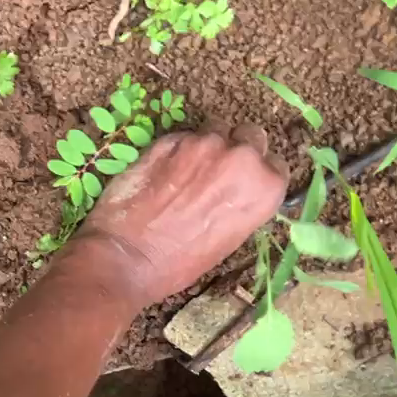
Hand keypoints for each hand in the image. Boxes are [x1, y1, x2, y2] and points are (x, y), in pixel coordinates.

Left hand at [49, 126, 287, 311]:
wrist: (124, 261)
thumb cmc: (175, 265)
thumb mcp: (224, 241)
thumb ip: (239, 205)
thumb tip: (235, 190)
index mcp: (264, 188)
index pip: (272, 164)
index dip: (252, 174)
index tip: (235, 186)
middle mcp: (241, 157)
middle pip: (248, 137)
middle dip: (231, 153)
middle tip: (207, 178)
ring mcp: (203, 144)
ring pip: (213, 131)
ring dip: (202, 149)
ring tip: (180, 177)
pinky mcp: (168, 140)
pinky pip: (180, 138)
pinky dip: (173, 152)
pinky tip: (158, 177)